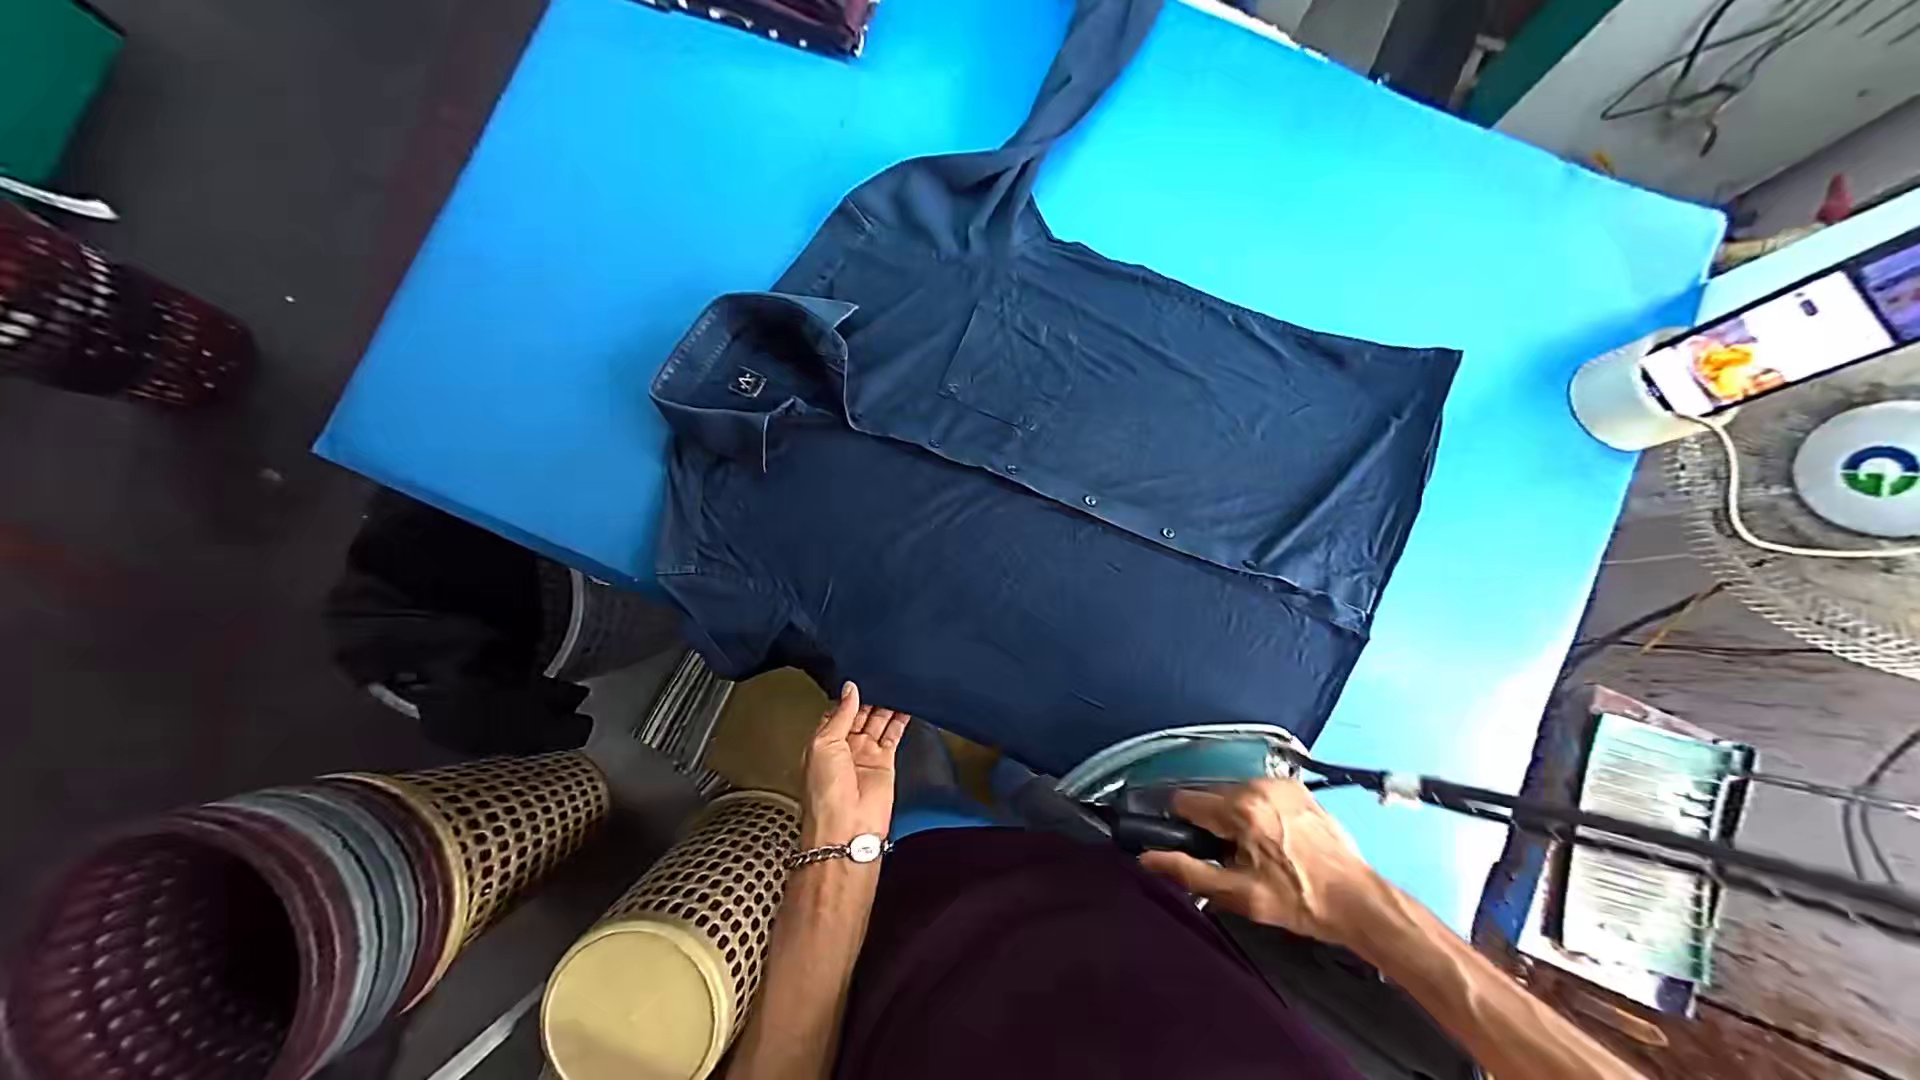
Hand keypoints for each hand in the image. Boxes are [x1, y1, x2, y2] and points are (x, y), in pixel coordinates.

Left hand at [802, 681, 909, 848]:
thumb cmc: (824, 794)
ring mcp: (865, 755)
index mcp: (823, 742)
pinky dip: (900, 721)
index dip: (847, 696)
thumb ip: (841, 714)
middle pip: (859, 715)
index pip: (837, 711)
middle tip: (878, 678)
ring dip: (885, 706)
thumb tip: (850, 689)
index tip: (857, 678)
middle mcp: (844, 748)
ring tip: (894, 685)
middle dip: (868, 697)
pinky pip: (893, 735)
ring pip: (878, 722)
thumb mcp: (824, 744)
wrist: (846, 828)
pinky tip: (905, 706)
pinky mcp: (885, 763)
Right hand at [1137, 778, 1382, 945]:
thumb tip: (1147, 858)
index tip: (1188, 841)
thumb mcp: (1239, 895)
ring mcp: (1279, 784)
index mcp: (1240, 810)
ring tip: (1252, 848)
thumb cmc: (1299, 902)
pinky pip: (1258, 791)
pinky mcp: (1296, 787)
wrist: (1358, 901)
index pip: (1184, 800)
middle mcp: (1257, 786)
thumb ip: (1188, 872)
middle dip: (1210, 821)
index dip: (1179, 822)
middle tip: (1227, 854)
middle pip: (1209, 795)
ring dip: (1232, 814)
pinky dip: (1255, 808)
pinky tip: (1271, 836)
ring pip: (1233, 792)